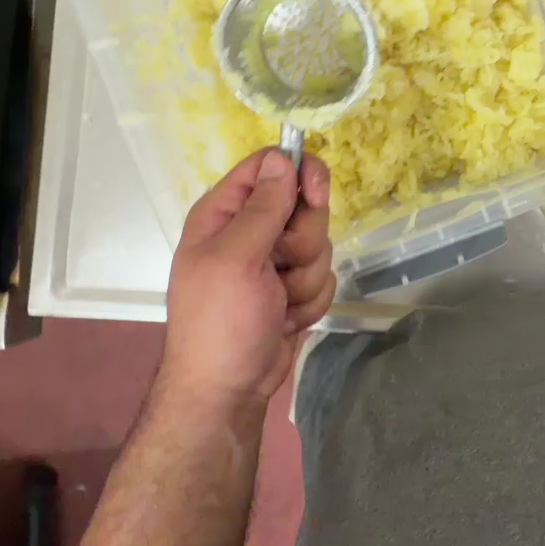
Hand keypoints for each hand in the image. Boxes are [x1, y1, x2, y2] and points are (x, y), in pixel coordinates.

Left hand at [162, 148, 335, 406]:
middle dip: (303, 241)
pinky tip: (285, 318)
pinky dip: (309, 300)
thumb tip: (281, 155)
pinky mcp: (294, 287)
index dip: (299, 175)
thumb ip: (263, 207)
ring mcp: (274, 261)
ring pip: (320, 244)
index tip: (316, 195)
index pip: (270, 167)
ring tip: (277, 303)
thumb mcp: (237, 258)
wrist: (229, 389)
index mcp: (224, 213)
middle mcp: (250, 230)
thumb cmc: (220, 322)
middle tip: (280, 265)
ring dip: (305, 278)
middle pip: (305, 206)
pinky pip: (324, 276)